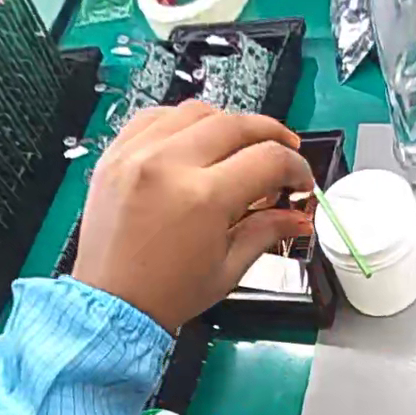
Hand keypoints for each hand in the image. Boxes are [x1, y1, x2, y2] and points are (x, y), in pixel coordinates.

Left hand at [71, 101, 315, 330]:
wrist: (114, 304)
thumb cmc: (169, 294)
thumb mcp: (228, 269)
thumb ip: (266, 232)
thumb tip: (298, 217)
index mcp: (204, 198)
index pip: (268, 160)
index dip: (296, 167)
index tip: (301, 182)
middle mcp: (170, 164)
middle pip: (236, 124)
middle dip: (270, 135)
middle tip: (284, 153)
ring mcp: (139, 153)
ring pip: (197, 110)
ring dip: (229, 124)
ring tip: (241, 148)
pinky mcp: (117, 153)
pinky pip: (157, 116)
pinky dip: (185, 122)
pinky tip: (197, 142)